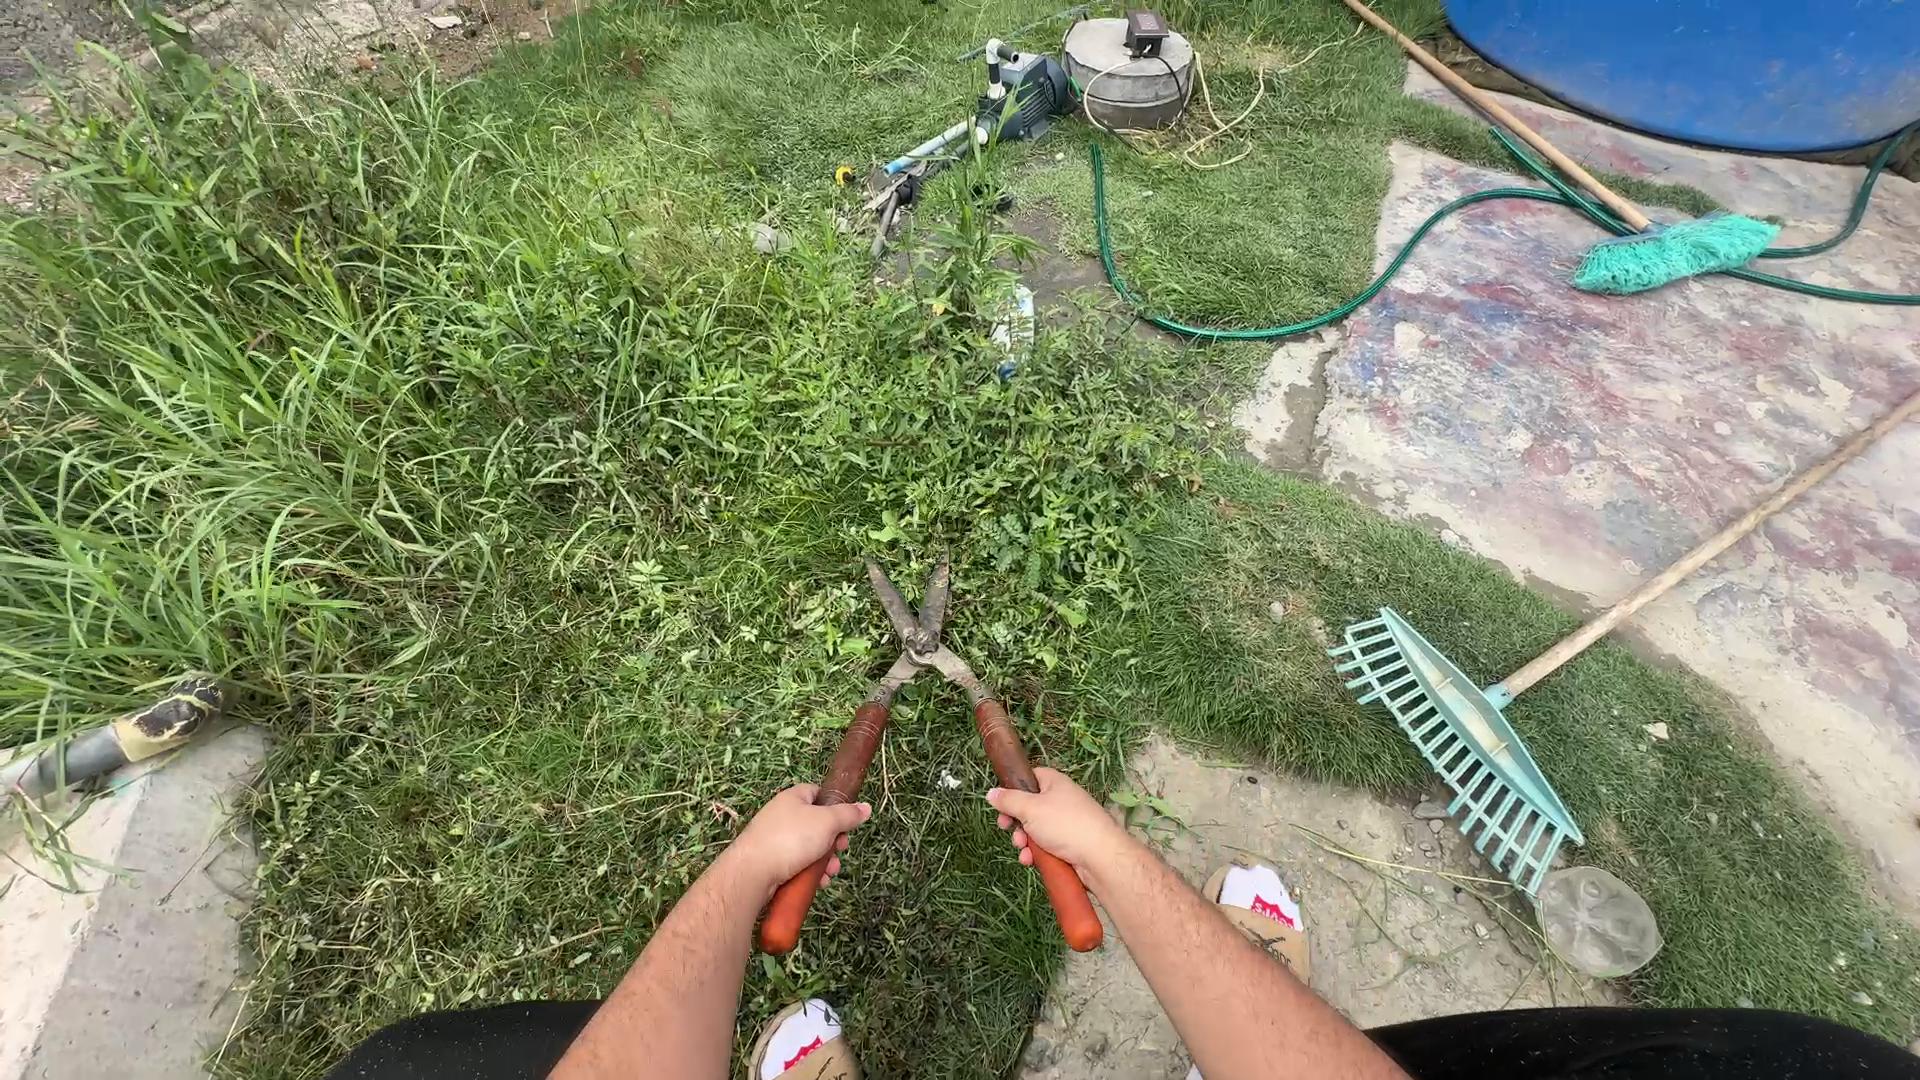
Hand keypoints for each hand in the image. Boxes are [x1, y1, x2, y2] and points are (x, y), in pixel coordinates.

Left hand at [724, 785, 872, 898]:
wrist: (752, 873)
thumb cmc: (792, 839)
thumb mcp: (827, 822)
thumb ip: (848, 815)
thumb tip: (866, 807)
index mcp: (793, 797)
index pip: (817, 793)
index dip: (835, 806)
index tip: (846, 821)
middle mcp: (781, 815)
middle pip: (816, 824)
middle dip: (833, 840)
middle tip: (841, 849)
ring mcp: (773, 839)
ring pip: (807, 847)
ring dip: (823, 860)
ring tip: (830, 872)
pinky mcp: (769, 862)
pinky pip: (795, 864)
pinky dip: (808, 872)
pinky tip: (817, 883)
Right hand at [985, 768, 1131, 885]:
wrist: (1100, 857)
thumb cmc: (1066, 825)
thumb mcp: (1030, 809)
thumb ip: (1008, 800)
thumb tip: (991, 793)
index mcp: (1054, 783)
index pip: (1029, 778)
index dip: (1013, 790)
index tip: (1002, 804)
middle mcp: (1061, 800)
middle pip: (1029, 807)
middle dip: (1015, 822)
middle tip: (1007, 830)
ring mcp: (1067, 823)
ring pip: (1036, 829)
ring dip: (1024, 840)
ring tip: (1023, 849)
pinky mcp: (1070, 844)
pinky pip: (1046, 845)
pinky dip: (1036, 853)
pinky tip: (1031, 861)